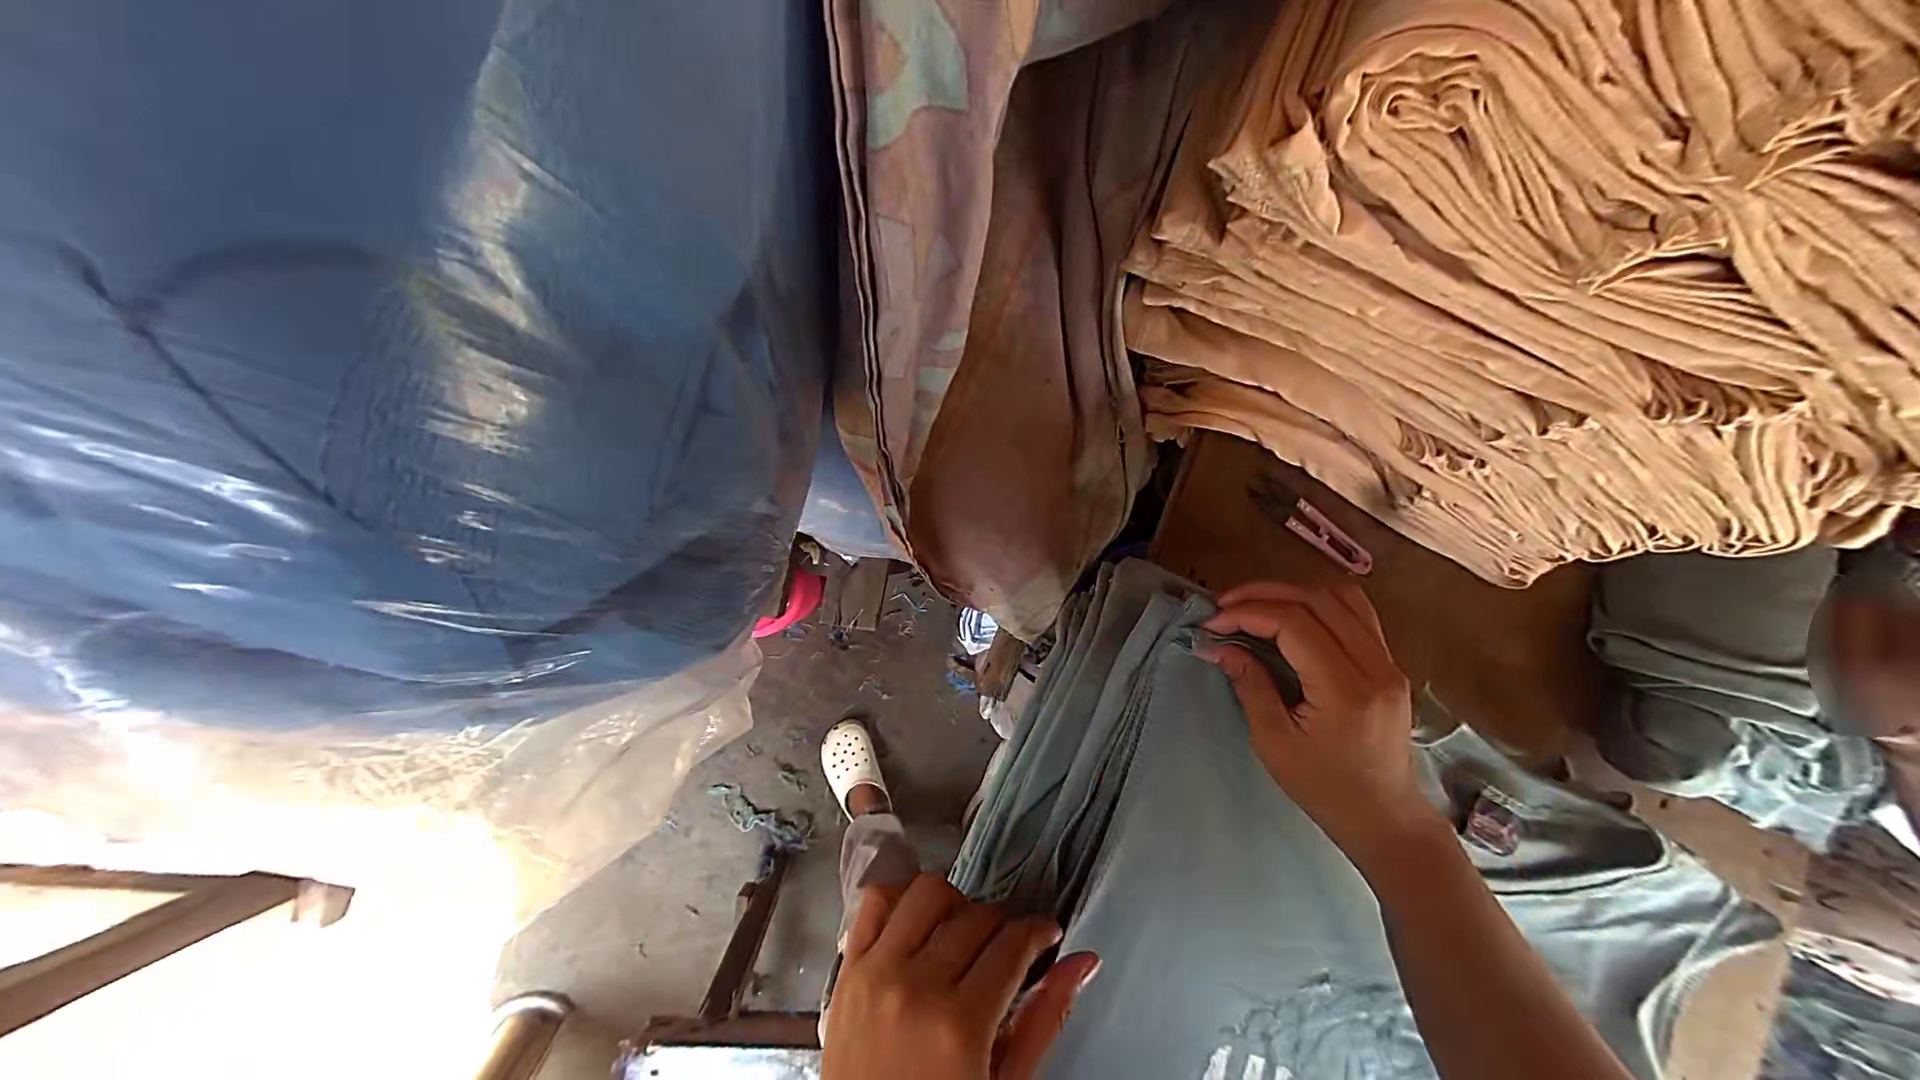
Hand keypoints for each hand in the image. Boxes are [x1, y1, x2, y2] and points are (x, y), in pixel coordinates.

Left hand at [822, 873, 1100, 1079]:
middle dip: (1003, 923)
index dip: (1039, 930)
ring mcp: (875, 973)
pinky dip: (901, 899)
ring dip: (954, 903)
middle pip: (976, 916)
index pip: (1013, 944)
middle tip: (1008, 946)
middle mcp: (915, 987)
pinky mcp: (847, 969)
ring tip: (962, 933)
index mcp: (958, 1025)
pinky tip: (919, 923)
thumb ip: (1044, 1019)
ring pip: (927, 892)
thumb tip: (1085, 962)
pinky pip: (875, 901)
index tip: (1047, 932)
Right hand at [1199, 580, 1440, 859]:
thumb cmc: (1324, 787)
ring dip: (1292, 590)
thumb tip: (1220, 646)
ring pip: (1342, 596)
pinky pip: (1356, 613)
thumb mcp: (1274, 742)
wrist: (1385, 817)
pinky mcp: (1390, 665)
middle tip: (1225, 605)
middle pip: (1317, 598)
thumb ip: (1250, 685)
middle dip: (1264, 593)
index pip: (1294, 623)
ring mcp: (1389, 662)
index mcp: (1345, 690)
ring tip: (1254, 603)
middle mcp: (1375, 666)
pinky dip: (1317, 602)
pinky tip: (1290, 614)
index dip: (1248, 613)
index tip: (1213, 624)